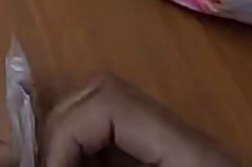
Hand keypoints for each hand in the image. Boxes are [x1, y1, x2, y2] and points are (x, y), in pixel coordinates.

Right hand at [43, 76, 234, 166]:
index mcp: (189, 151)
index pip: (109, 101)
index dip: (66, 132)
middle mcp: (182, 138)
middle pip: (103, 93)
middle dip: (62, 129)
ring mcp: (179, 152)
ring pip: (107, 113)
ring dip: (73, 140)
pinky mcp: (174, 166)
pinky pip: (121, 141)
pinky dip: (92, 154)